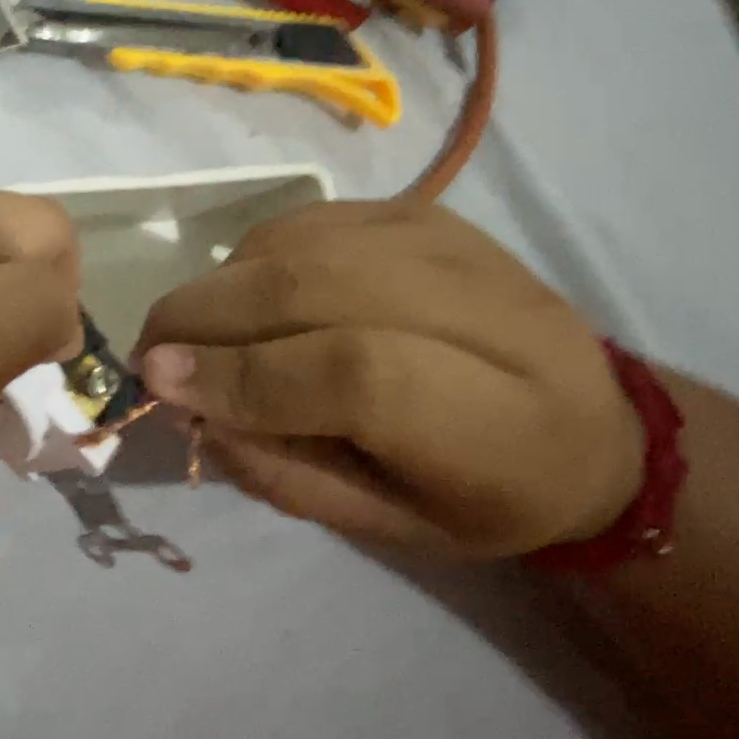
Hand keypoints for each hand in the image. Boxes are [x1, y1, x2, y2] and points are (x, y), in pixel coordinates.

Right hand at [134, 200, 643, 557]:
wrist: (590, 423)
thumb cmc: (482, 496)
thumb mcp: (388, 527)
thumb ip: (283, 470)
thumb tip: (185, 400)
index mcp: (505, 422)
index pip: (359, 375)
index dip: (246, 375)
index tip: (159, 383)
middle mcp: (490, 312)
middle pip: (312, 288)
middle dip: (205, 319)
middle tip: (148, 353)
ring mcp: (451, 244)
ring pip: (294, 246)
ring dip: (217, 286)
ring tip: (189, 331)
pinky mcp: (418, 211)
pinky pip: (299, 222)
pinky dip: (246, 257)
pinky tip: (239, 295)